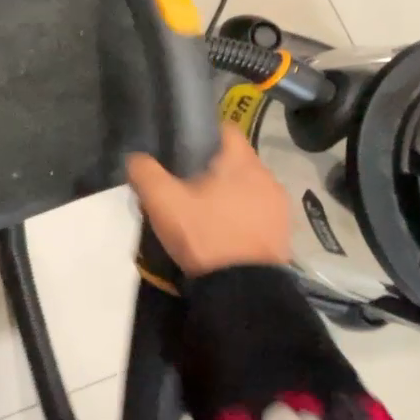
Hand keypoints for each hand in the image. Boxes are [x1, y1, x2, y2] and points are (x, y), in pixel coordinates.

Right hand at [126, 125, 291, 277]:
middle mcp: (268, 178)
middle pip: (234, 159)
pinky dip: (237, 211)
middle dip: (209, 165)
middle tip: (180, 179)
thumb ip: (144, 170)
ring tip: (197, 205)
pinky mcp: (282, 231)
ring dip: (225, 190)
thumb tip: (136, 158)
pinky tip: (217, 226)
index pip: (225, 129)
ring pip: (245, 185)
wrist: (242, 289)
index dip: (200, 132)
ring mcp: (279, 207)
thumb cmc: (203, 234)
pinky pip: (255, 209)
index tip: (178, 144)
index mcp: (242, 163)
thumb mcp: (161, 200)